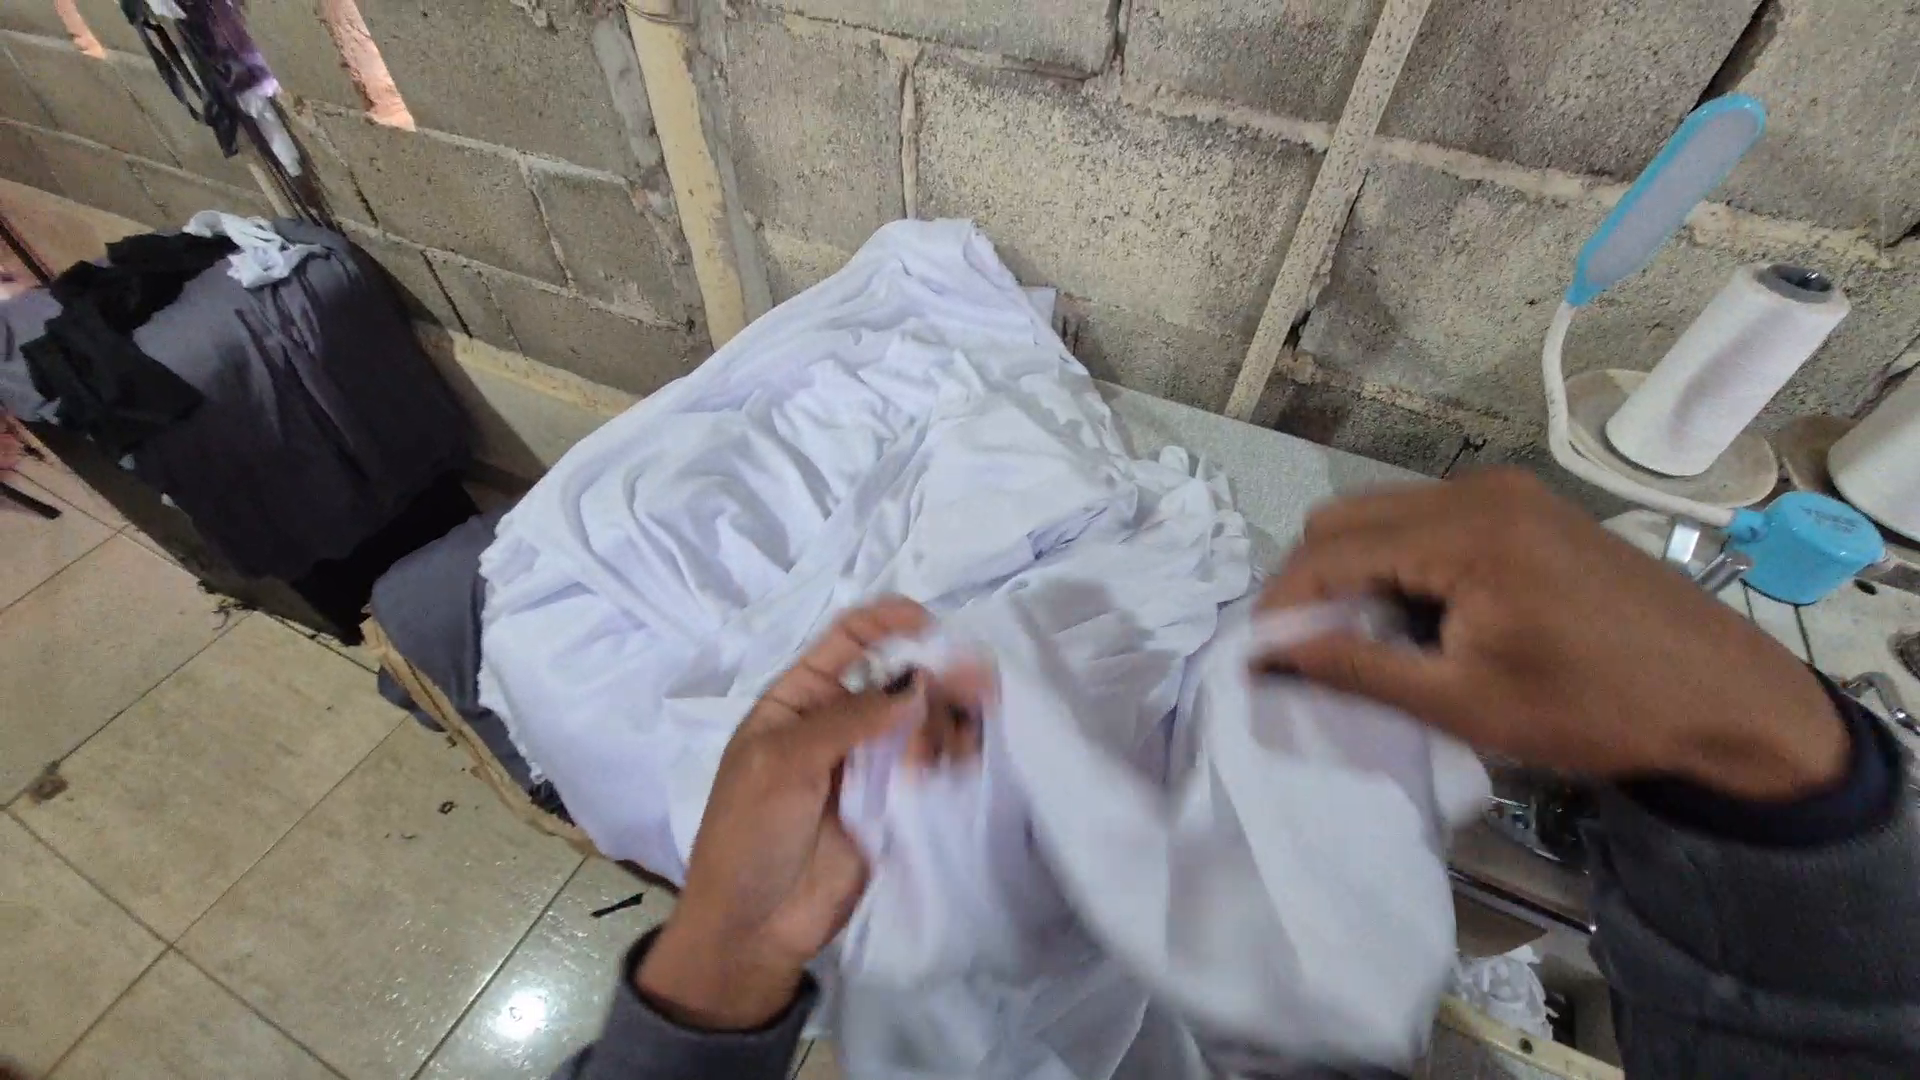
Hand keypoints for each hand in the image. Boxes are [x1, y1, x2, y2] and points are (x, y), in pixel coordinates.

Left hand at [637, 598, 931, 1029]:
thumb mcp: (783, 764)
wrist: (753, 928)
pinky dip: (953, 753)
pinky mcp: (895, 798)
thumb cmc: (748, 833)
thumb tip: (917, 685)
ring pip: (923, 719)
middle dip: (938, 675)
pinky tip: (962, 759)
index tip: (930, 624)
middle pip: (898, 678)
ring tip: (965, 736)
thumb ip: (850, 720)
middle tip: (979, 684)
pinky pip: (932, 762)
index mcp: (801, 697)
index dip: (888, 621)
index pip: (849, 640)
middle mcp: (841, 718)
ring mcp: (870, 759)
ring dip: (951, 716)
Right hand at [1253, 469, 1847, 800]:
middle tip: (1313, 642)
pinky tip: (1414, 607)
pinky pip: (1416, 517)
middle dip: (1311, 581)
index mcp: (1465, 533)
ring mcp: (1501, 491)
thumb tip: (1263, 658)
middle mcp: (1475, 491)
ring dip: (1349, 568)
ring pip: (1375, 514)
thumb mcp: (1460, 703)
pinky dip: (1391, 558)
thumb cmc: (1594, 711)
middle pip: (1342, 519)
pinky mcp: (1517, 504)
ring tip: (1364, 629)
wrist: (1734, 704)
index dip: (1284, 601)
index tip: (1262, 652)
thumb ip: (1351, 669)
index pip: (1331, 551)